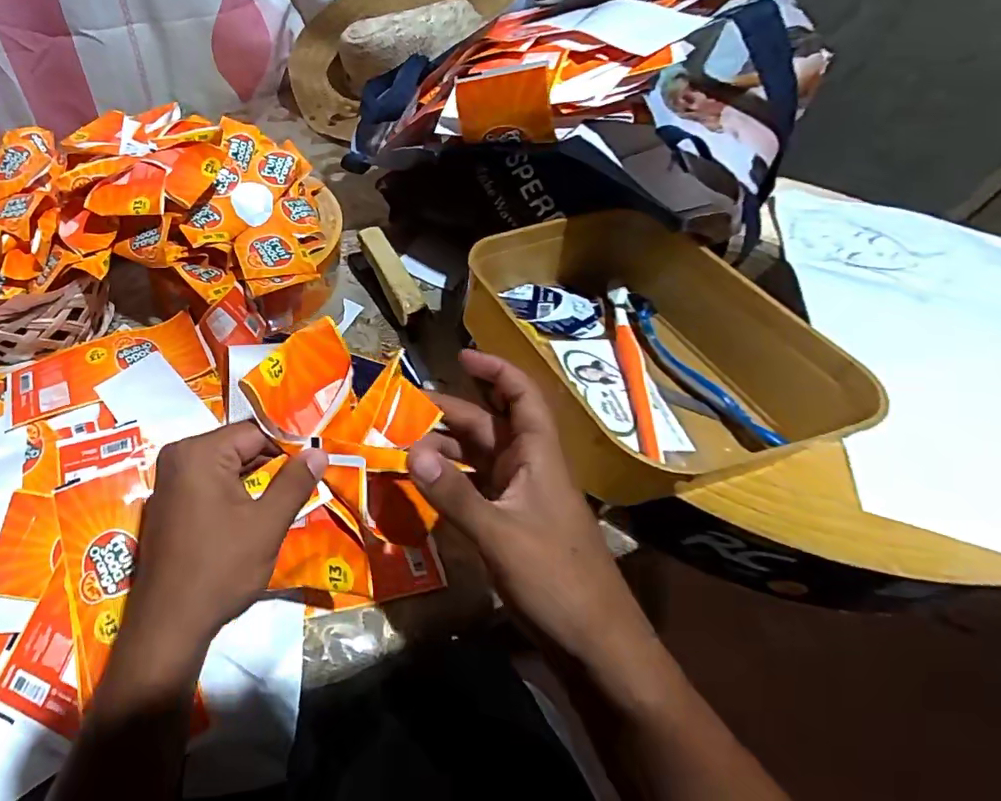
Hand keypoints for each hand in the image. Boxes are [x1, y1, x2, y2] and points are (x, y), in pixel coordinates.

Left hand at [64, 427, 323, 800]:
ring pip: (225, 466)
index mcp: (199, 453)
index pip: (254, 432)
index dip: (288, 446)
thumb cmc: (220, 569)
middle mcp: (178, 457)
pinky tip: (252, 514)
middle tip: (302, 483)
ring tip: (283, 498)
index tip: (312, 465)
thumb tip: (318, 450)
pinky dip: (233, 492)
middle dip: (271, 463)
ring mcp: (168, 481)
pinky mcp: (167, 504)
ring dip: (253, 480)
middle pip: (238, 446)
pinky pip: (208, 483)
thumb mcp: (267, 525)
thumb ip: (294, 482)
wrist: (168, 627)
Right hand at [410, 350, 655, 668]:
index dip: (495, 370)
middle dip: (451, 414)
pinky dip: (453, 483)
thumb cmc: (554, 578)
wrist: (596, 643)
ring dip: (447, 451)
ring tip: (404, 449)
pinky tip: (426, 488)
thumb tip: (411, 451)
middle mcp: (531, 467)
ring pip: (481, 458)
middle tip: (404, 412)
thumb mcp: (498, 534)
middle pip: (490, 425)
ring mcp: (523, 497)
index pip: (521, 395)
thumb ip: (453, 494)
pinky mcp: (515, 525)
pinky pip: (479, 490)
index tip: (460, 357)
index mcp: (538, 455)